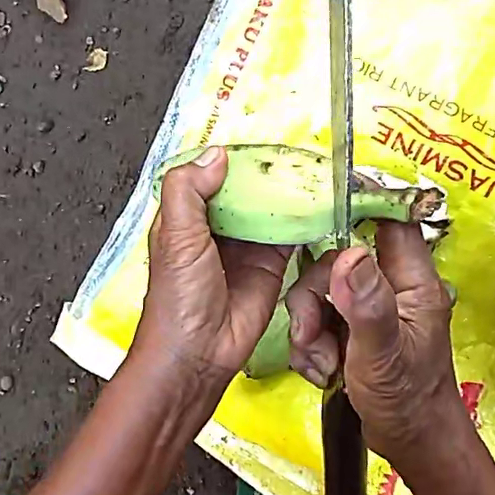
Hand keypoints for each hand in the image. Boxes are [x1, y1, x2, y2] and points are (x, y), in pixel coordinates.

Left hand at [131, 147, 291, 403]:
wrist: (198, 353)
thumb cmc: (177, 298)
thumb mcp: (175, 235)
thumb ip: (188, 190)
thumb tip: (216, 155)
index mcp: (187, 214)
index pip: (211, 175)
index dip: (233, 158)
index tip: (260, 141)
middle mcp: (218, 226)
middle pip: (247, 189)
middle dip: (267, 172)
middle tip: (295, 152)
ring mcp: (246, 244)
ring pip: (271, 208)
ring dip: (288, 193)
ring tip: (312, 170)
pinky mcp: (271, 265)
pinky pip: (291, 234)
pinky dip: (304, 219)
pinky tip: (319, 202)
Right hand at [285, 222, 469, 465]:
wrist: (410, 446)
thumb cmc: (408, 402)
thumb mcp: (383, 356)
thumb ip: (367, 306)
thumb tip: (348, 256)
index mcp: (412, 283)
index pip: (391, 220)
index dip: (361, 202)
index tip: (321, 200)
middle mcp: (389, 286)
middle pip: (337, 261)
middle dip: (315, 298)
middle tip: (313, 336)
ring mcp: (367, 307)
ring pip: (320, 290)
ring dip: (308, 327)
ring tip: (321, 363)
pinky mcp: (350, 327)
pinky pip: (316, 317)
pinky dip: (310, 344)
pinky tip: (321, 370)